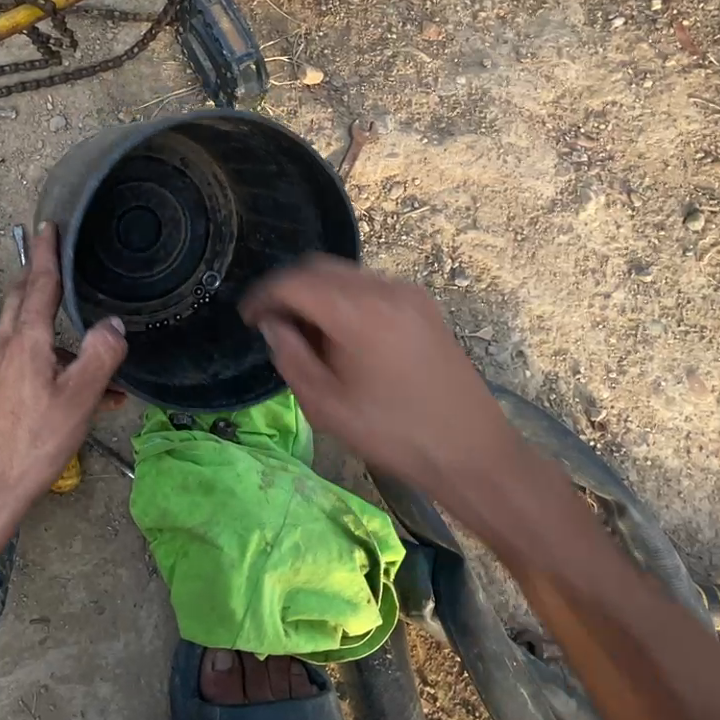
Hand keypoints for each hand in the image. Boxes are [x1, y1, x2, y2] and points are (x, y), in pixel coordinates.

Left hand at [0, 223, 126, 560]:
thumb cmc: (35, 442)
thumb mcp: (79, 399)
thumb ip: (100, 356)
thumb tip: (113, 324)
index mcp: (25, 341)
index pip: (37, 283)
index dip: (46, 253)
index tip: (49, 226)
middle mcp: (6, 346)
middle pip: (22, 299)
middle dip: (39, 277)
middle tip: (60, 263)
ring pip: (25, 330)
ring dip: (52, 323)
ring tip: (90, 340)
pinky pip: (27, 358)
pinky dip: (53, 358)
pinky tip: (84, 390)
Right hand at [239, 255, 527, 513]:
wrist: (472, 452)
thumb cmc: (393, 433)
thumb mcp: (325, 404)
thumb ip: (289, 356)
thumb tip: (273, 325)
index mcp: (358, 311)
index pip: (294, 282)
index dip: (263, 296)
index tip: (247, 319)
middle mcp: (384, 289)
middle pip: (319, 267)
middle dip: (287, 289)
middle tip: (269, 323)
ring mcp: (408, 294)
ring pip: (344, 275)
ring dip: (315, 293)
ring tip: (303, 332)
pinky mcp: (423, 305)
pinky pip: (369, 286)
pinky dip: (342, 298)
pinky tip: (339, 334)